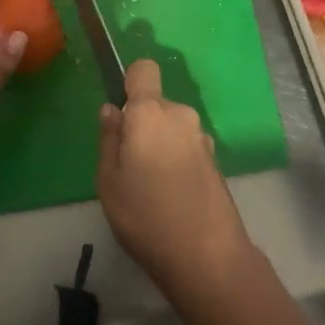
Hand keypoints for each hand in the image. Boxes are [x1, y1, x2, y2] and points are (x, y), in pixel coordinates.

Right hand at [96, 61, 255, 289]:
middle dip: (142, 124)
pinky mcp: (215, 159)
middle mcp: (180, 115)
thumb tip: (111, 110)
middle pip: (156, 104)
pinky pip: (187, 146)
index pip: (144, 69)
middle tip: (129, 166)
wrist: (206, 255)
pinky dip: (177, 160)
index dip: (130, 82)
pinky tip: (172, 196)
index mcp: (150, 112)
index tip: (121, 116)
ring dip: (160, 144)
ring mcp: (202, 137)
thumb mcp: (109, 181)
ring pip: (172, 127)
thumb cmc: (145, 215)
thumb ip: (109, 139)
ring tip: (151, 187)